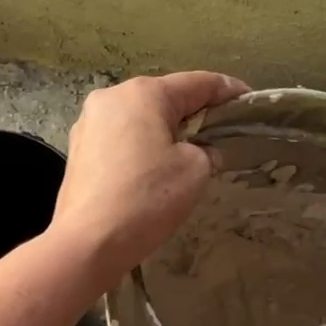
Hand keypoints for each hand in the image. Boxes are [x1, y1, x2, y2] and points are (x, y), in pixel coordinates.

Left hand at [50, 72, 248, 286]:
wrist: (89, 242)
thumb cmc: (147, 198)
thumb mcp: (195, 170)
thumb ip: (206, 150)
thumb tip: (199, 150)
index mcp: (142, 93)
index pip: (197, 83)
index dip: (228, 90)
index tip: (248, 100)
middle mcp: (110, 98)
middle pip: (164, 98)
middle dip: (193, 112)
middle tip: (220, 131)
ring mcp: (88, 125)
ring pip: (139, 119)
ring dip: (165, 131)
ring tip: (188, 153)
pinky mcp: (78, 152)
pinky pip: (121, 140)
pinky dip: (142, 148)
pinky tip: (153, 171)